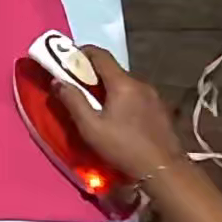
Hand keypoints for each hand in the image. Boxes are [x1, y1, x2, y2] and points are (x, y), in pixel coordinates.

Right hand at [51, 45, 187, 179]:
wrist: (164, 170)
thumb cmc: (123, 147)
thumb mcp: (91, 127)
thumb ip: (73, 101)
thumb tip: (57, 81)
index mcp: (123, 83)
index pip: (101, 55)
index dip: (82, 52)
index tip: (67, 58)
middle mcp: (140, 83)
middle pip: (113, 70)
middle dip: (93, 74)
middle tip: (77, 86)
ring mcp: (154, 96)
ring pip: (125, 84)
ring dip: (109, 88)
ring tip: (96, 104)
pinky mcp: (160, 109)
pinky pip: (136, 96)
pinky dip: (123, 98)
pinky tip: (118, 117)